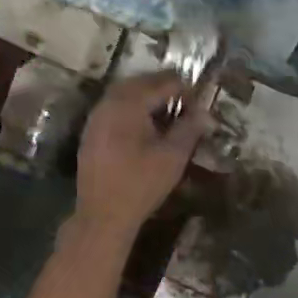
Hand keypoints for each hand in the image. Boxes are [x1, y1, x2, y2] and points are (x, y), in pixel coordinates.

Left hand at [73, 71, 213, 239]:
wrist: (103, 214)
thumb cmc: (141, 184)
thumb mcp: (173, 156)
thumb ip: (190, 129)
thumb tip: (206, 113)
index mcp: (129, 103)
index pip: (163, 83)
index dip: (185, 90)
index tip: (201, 105)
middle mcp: (108, 103)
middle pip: (140, 83)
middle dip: (165, 90)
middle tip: (187, 105)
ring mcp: (96, 118)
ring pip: (125, 96)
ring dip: (148, 99)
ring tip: (168, 116)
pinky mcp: (91, 134)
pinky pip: (114, 110)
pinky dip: (133, 112)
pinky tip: (145, 130)